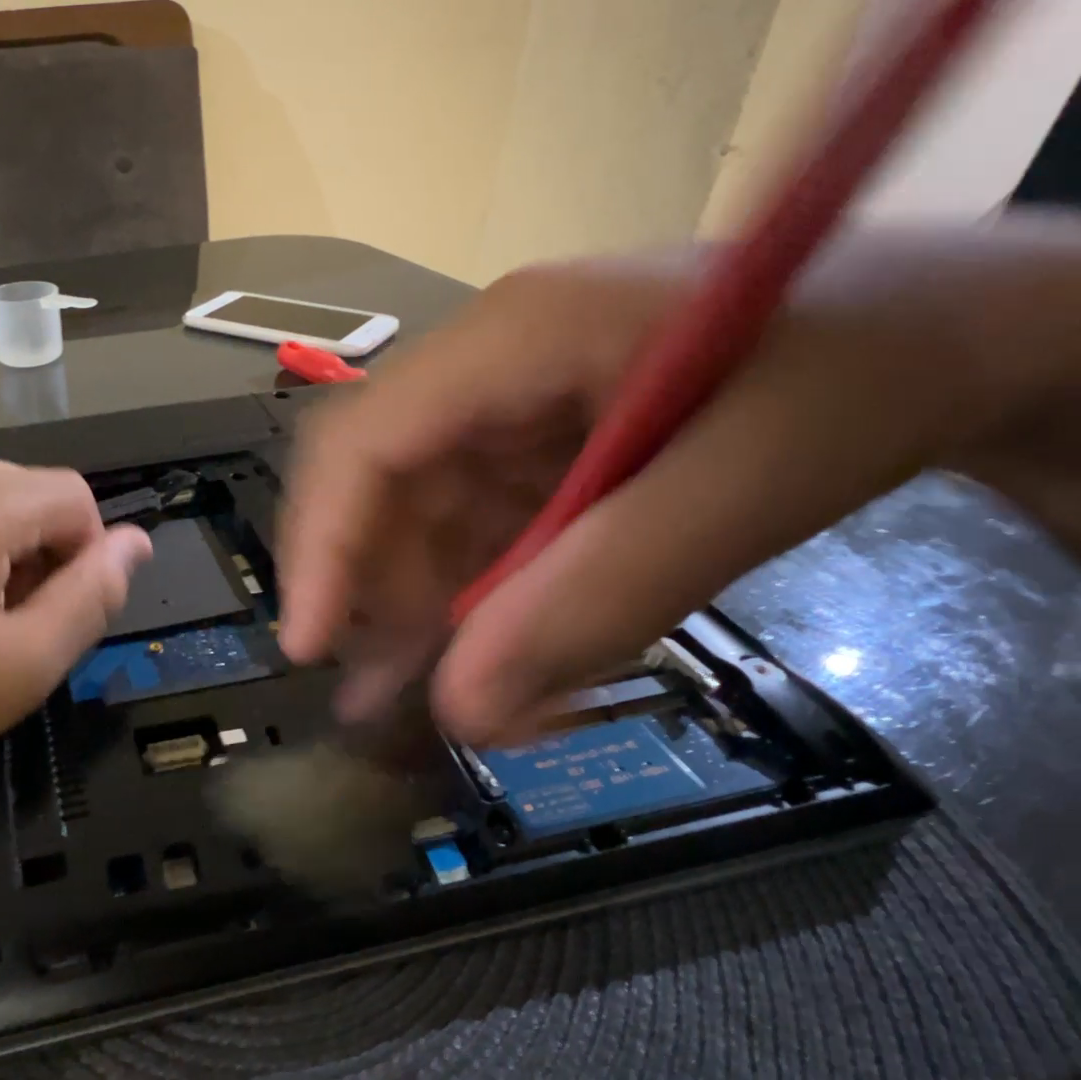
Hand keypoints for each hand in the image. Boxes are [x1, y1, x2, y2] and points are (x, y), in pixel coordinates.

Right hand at [281, 218, 1080, 744]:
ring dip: (435, 617)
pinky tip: (515, 663)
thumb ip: (605, 592)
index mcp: (515, 336)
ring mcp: (512, 410)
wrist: (961, 329)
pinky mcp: (542, 450)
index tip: (309, 646)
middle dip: (381, 597)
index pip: (364, 439)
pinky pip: (485, 536)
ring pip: (427, 522)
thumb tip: (463, 709)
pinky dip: (492, 607)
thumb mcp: (748, 482)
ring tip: (463, 704)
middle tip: (391, 703)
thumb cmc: (867, 370)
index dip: (321, 544)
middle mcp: (488, 369)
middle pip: (383, 488)